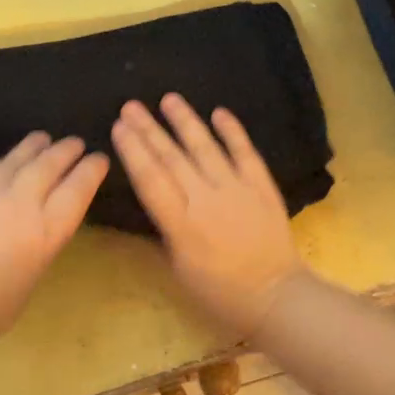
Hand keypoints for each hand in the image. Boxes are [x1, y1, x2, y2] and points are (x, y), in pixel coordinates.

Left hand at [0, 132, 108, 362]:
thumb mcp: (29, 278)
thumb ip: (40, 240)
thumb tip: (41, 216)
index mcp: (44, 232)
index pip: (78, 188)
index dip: (91, 170)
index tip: (98, 159)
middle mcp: (19, 202)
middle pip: (50, 164)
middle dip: (66, 151)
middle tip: (75, 143)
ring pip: (16, 158)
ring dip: (34, 148)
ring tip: (42, 140)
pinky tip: (0, 169)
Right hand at [112, 94, 306, 337]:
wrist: (275, 296)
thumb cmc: (220, 292)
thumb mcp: (179, 269)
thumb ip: (165, 231)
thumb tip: (153, 199)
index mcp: (181, 225)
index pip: (150, 180)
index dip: (133, 151)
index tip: (119, 127)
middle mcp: (206, 200)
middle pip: (171, 158)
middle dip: (148, 129)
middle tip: (130, 106)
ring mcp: (236, 189)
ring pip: (205, 147)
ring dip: (185, 121)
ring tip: (168, 98)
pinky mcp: (261, 186)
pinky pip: (245, 152)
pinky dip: (232, 131)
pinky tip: (218, 111)